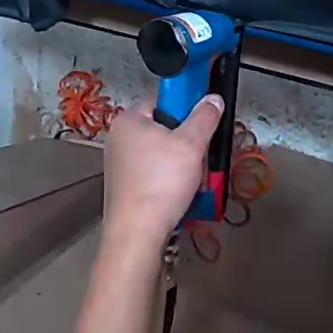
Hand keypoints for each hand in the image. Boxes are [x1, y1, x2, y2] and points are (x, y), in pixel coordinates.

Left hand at [101, 96, 223, 248]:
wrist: (137, 233)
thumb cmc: (161, 182)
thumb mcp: (191, 144)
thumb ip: (204, 117)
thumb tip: (213, 98)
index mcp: (129, 119)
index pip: (162, 99)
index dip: (185, 107)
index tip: (202, 120)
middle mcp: (119, 137)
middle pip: (163, 128)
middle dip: (186, 140)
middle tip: (200, 153)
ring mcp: (119, 163)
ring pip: (160, 153)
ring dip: (181, 162)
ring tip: (193, 177)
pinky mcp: (124, 186)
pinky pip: (153, 172)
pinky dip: (169, 179)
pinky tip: (180, 193)